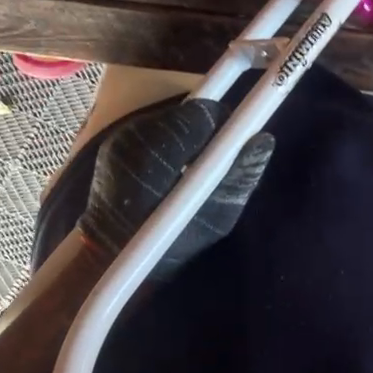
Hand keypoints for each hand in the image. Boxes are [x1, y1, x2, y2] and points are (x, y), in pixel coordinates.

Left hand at [79, 95, 273, 281]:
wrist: (108, 260)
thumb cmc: (167, 247)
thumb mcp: (213, 220)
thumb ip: (239, 178)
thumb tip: (263, 139)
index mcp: (158, 159)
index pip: (199, 115)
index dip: (223, 120)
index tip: (236, 134)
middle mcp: (133, 138)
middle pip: (186, 112)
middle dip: (207, 129)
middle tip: (216, 156)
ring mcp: (118, 138)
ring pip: (170, 118)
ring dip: (188, 135)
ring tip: (192, 165)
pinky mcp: (112, 143)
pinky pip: (152, 128)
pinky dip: (169, 140)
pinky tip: (171, 167)